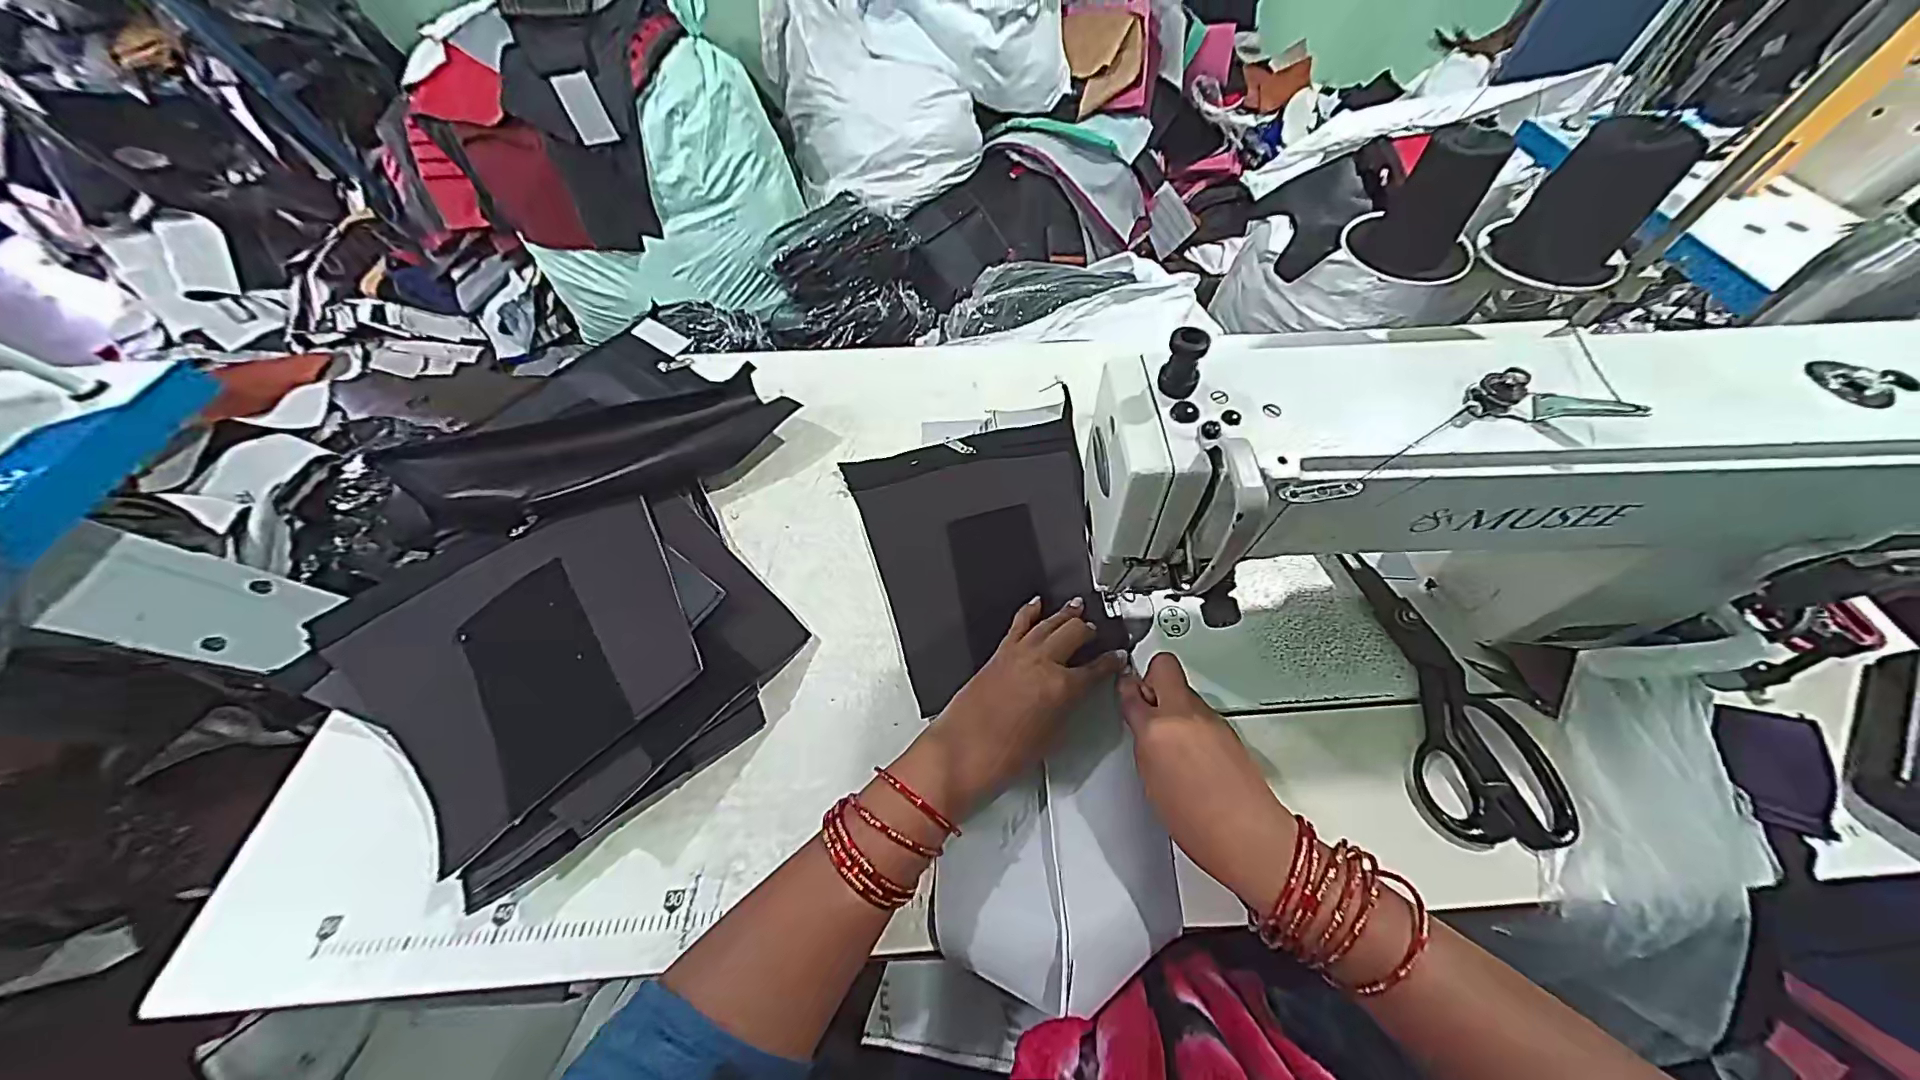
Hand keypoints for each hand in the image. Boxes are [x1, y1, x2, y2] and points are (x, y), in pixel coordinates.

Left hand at [917, 597, 1126, 814]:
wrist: (963, 751)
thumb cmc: (1002, 753)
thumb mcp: (1052, 737)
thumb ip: (1067, 708)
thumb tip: (1071, 697)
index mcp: (1063, 688)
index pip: (1096, 668)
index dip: (1111, 662)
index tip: (1116, 657)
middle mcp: (1042, 664)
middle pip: (1075, 633)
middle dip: (1090, 630)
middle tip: (1096, 632)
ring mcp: (1019, 654)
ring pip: (1049, 623)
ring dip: (1066, 614)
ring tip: (1077, 607)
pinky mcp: (999, 653)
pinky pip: (1019, 624)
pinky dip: (1030, 611)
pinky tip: (1036, 604)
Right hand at [1119, 653, 1297, 907]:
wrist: (1249, 837)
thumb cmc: (1201, 824)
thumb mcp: (1150, 781)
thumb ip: (1143, 742)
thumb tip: (1141, 725)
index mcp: (1157, 729)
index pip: (1132, 688)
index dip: (1127, 688)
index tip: (1126, 691)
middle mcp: (1186, 715)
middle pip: (1164, 667)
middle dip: (1152, 677)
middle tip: (1147, 699)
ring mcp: (1211, 719)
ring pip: (1185, 689)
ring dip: (1174, 703)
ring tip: (1171, 735)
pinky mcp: (1229, 729)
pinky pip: (1202, 711)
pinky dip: (1193, 722)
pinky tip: (1191, 750)